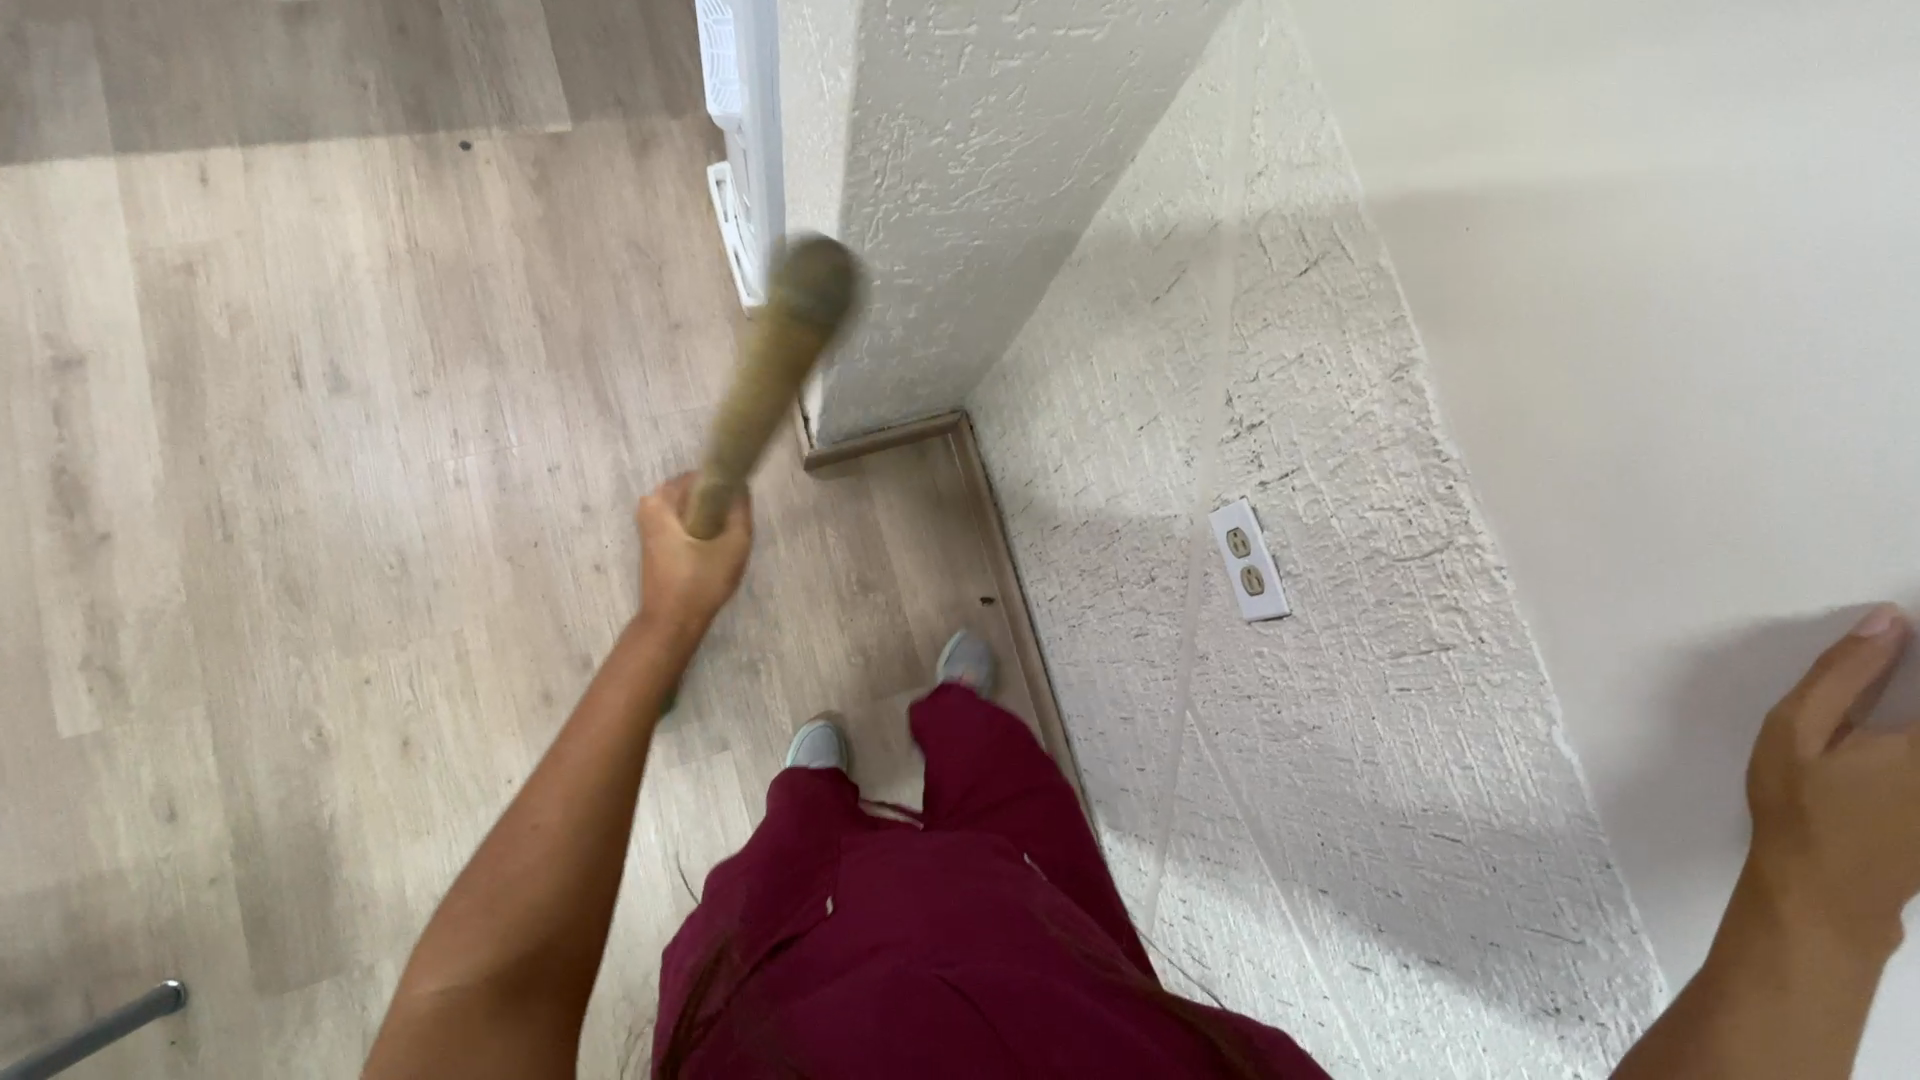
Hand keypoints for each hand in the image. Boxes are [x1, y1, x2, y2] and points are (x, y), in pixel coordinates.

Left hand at [633, 473, 751, 646]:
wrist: (672, 622)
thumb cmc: (701, 582)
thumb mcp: (734, 545)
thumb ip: (740, 511)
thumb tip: (740, 488)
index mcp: (661, 501)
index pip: (699, 475)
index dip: (723, 485)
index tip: (739, 504)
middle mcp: (649, 507)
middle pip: (692, 490)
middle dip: (715, 501)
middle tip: (733, 525)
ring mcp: (648, 525)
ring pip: (687, 506)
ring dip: (708, 516)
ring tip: (724, 539)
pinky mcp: (653, 541)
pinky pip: (680, 520)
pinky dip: (698, 527)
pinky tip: (711, 549)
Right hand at [1742, 603, 1919, 957]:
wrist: (1826, 888)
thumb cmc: (1801, 804)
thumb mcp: (1794, 732)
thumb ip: (1841, 675)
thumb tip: (1889, 620)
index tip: (1912, 628)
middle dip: (1916, 684)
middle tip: (1900, 651)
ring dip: (1913, 712)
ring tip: (1876, 733)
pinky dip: (1913, 731)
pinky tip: (1892, 734)